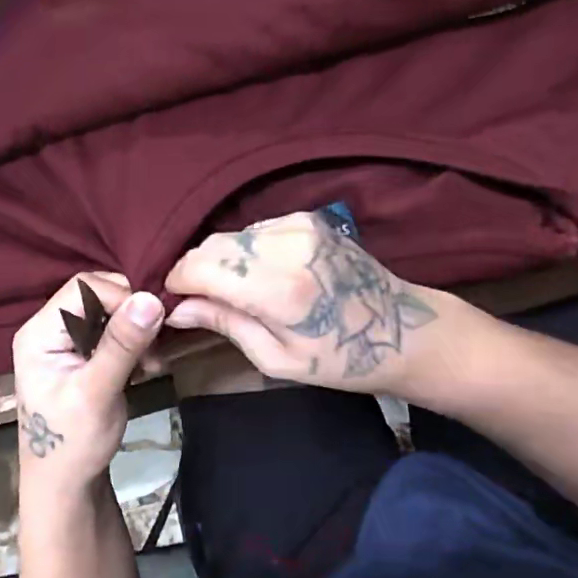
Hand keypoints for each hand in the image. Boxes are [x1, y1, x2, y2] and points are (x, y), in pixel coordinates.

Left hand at [11, 274, 164, 497]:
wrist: (65, 486)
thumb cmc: (73, 442)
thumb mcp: (97, 392)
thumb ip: (121, 345)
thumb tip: (150, 297)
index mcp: (38, 332)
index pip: (83, 288)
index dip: (120, 296)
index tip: (153, 319)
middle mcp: (48, 329)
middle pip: (97, 296)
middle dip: (131, 314)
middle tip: (156, 343)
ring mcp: (65, 343)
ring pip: (108, 313)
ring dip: (135, 331)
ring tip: (152, 362)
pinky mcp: (83, 356)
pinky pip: (112, 333)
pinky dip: (133, 345)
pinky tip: (145, 368)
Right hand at [164, 212, 445, 394]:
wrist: (403, 331)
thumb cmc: (339, 358)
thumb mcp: (275, 358)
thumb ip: (223, 323)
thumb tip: (174, 310)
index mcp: (278, 289)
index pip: (199, 267)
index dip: (177, 282)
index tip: (175, 301)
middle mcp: (285, 246)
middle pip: (210, 247)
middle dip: (195, 271)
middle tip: (199, 300)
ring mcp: (297, 227)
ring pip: (229, 236)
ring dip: (220, 260)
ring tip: (232, 290)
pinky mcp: (306, 219)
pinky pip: (253, 230)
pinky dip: (244, 251)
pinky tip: (260, 274)